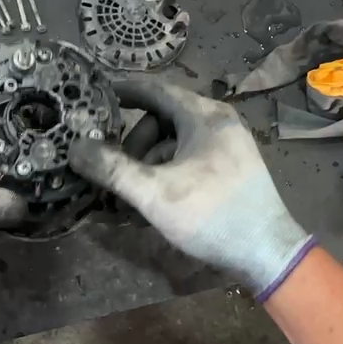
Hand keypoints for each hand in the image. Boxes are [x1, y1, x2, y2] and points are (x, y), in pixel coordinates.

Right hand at [71, 79, 314, 298]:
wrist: (268, 254)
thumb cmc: (212, 216)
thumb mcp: (155, 193)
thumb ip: (112, 169)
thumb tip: (74, 147)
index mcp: (203, 116)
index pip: (153, 89)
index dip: (121, 91)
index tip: (93, 97)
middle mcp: (217, 122)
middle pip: (160, 120)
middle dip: (132, 146)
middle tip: (115, 175)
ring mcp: (226, 145)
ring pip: (172, 144)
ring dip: (147, 166)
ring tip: (132, 201)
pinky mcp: (230, 168)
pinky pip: (187, 159)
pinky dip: (166, 175)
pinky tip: (154, 206)